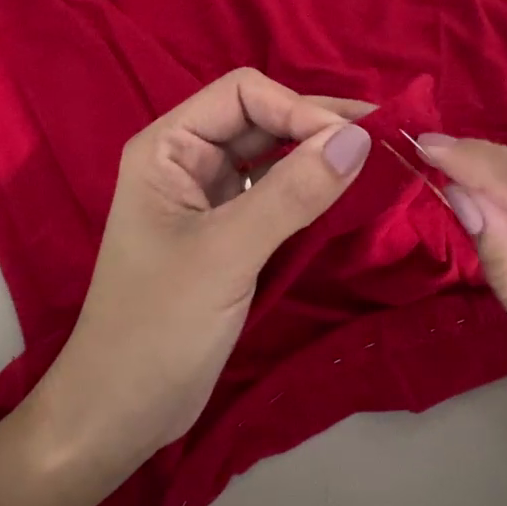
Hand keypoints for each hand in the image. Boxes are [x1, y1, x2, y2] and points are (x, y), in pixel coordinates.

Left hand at [30, 69, 373, 474]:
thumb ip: (292, 194)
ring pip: (272, 155)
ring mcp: (207, 197)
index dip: (299, 109)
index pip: (243, 94)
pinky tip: (346, 194)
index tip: (354, 144)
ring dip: (319, 153)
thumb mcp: (226, 254)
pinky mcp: (228, 233)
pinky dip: (311, 189)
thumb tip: (358, 138)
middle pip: (261, 118)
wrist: (120, 411)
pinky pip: (276, 194)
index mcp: (167, 147)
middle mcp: (186, 160)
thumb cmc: (158, 325)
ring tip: (376, 157)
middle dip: (317, 124)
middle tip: (385, 136)